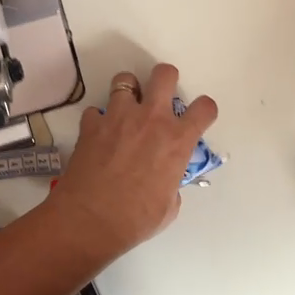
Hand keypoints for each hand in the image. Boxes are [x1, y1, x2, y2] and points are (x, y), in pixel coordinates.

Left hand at [50, 64, 217, 256]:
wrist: (90, 220)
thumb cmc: (135, 220)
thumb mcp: (168, 206)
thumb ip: (171, 184)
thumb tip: (165, 181)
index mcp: (177, 140)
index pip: (204, 108)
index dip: (204, 110)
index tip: (199, 117)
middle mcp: (151, 119)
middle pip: (164, 75)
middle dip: (166, 78)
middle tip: (161, 94)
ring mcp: (118, 116)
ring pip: (125, 79)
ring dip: (129, 90)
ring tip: (126, 106)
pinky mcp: (91, 123)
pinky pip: (95, 110)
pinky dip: (98, 118)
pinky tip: (98, 133)